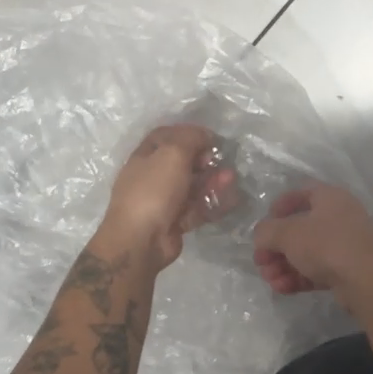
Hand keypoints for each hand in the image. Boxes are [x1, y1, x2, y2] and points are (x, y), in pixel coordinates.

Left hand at [98, 123, 240, 269]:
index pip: (167, 137)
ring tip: (231, 178)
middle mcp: (153, 176)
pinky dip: (214, 202)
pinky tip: (231, 198)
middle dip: (205, 160)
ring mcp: (164, 200)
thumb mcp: (172, 153)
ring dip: (213, 181)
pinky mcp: (176, 221)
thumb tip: (205, 136)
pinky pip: (198, 208)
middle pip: (183, 162)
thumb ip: (191, 138)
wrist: (141, 240)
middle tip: (222, 160)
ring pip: (193, 186)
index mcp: (145, 156)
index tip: (211, 138)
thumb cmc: (153, 190)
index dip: (189, 134)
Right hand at [252, 184, 372, 298]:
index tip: (265, 223)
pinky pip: (317, 271)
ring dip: (283, 266)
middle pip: (300, 229)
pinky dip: (298, 278)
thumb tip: (261, 236)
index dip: (280, 206)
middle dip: (275, 247)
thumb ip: (267, 231)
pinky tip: (283, 289)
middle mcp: (339, 218)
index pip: (302, 193)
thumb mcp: (288, 233)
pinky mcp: (346, 271)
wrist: (367, 280)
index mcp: (330, 198)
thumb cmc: (326, 245)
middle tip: (261, 262)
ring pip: (306, 253)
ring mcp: (345, 246)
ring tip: (270, 280)